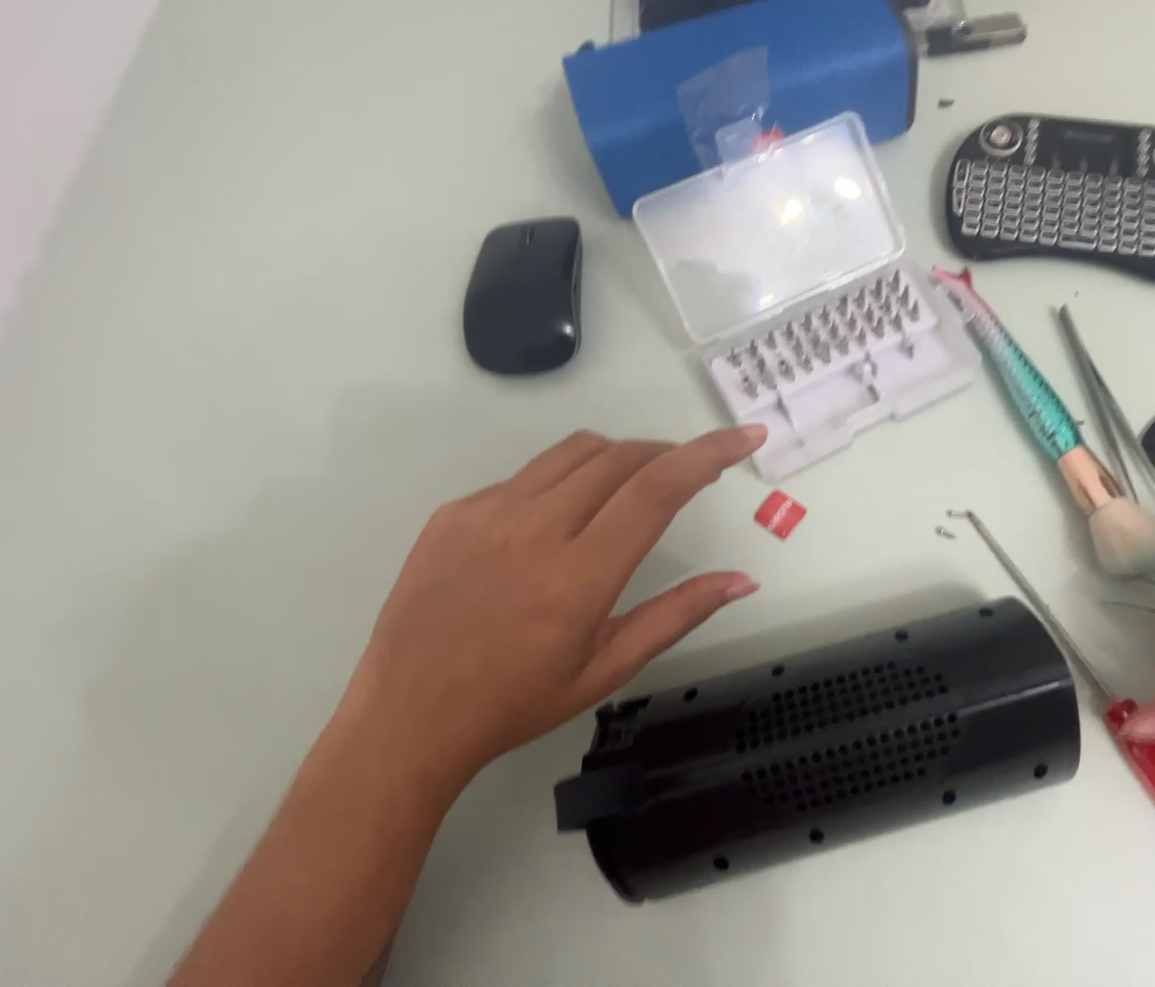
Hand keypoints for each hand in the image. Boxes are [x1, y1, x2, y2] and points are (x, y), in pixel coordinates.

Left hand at [333, 426, 766, 796]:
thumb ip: (678, 614)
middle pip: (621, 457)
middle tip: (690, 475)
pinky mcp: (454, 511)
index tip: (745, 436)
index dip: (709, 454)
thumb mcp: (608, 669)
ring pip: (574, 452)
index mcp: (578, 577)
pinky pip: (527, 476)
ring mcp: (486, 513)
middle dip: (668, 454)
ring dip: (620, 458)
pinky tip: (559, 523)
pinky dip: (564, 482)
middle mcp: (532, 530)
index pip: (657, 489)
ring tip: (633, 488)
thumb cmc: (518, 702)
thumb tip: (742, 580)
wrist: (408, 717)